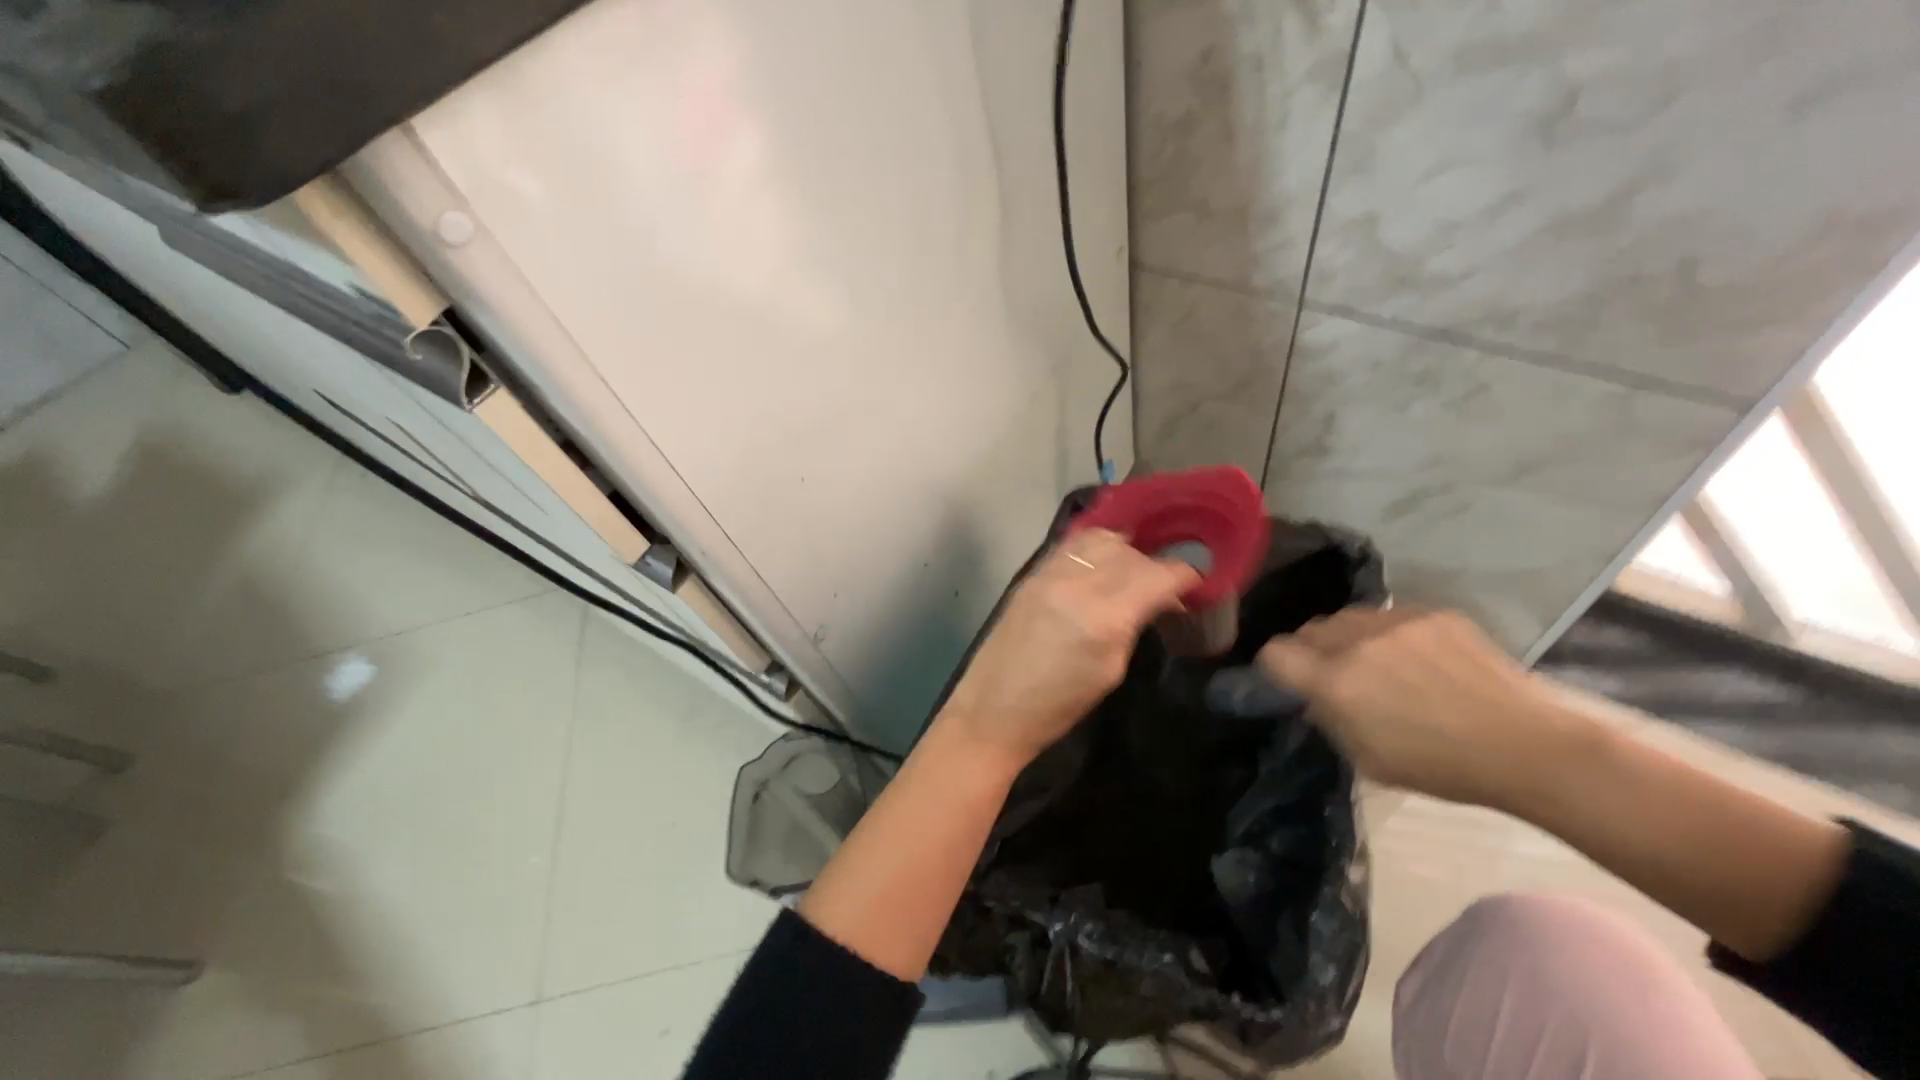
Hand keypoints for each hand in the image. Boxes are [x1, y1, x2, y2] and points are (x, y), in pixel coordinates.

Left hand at [936, 529, 1199, 770]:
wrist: (993, 710)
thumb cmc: (1060, 706)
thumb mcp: (1112, 670)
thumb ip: (1135, 625)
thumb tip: (1159, 600)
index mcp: (1104, 617)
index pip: (1157, 574)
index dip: (1184, 575)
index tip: (1195, 583)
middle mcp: (1077, 584)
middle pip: (1131, 553)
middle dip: (1155, 564)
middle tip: (1165, 584)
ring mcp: (1049, 575)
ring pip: (1101, 539)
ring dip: (1125, 549)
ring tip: (1134, 570)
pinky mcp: (1031, 575)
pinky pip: (1072, 546)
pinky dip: (1095, 548)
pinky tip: (1103, 564)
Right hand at [1257, 607, 1585, 808]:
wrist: (1526, 745)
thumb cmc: (1442, 767)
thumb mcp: (1368, 759)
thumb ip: (1331, 720)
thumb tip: (1316, 698)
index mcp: (1337, 682)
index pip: (1275, 653)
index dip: (1276, 667)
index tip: (1291, 681)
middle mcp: (1359, 641)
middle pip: (1310, 629)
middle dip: (1313, 651)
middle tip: (1337, 676)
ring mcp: (1399, 621)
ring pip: (1350, 617)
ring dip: (1350, 638)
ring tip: (1379, 663)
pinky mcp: (1435, 612)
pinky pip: (1393, 615)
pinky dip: (1393, 634)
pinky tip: (1422, 660)